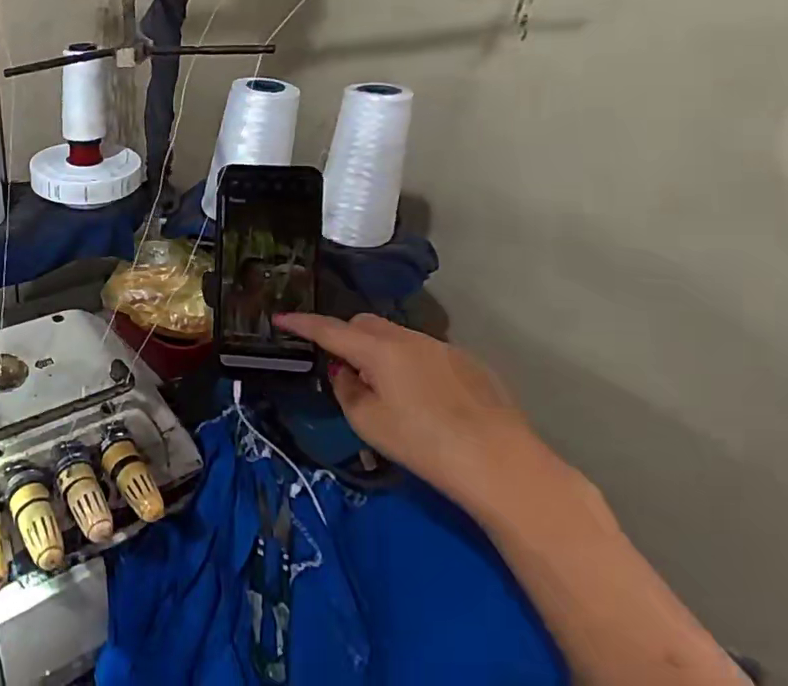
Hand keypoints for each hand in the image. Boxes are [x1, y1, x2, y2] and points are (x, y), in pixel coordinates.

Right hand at [274, 313, 543, 503]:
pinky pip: (427, 353)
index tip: (280, 319)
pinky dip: (411, 363)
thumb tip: (346, 372)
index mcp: (378, 350)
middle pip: (364, 323)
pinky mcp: (473, 366)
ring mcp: (446, 349)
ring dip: (380, 350)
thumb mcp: (366, 421)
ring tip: (385, 386)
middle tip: (340, 365)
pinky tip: (424, 398)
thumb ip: (346, 388)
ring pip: (397, 336)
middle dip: (345, 335)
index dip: (301, 323)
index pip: (328, 329)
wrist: (507, 468)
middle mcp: (410, 339)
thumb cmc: (425, 444)